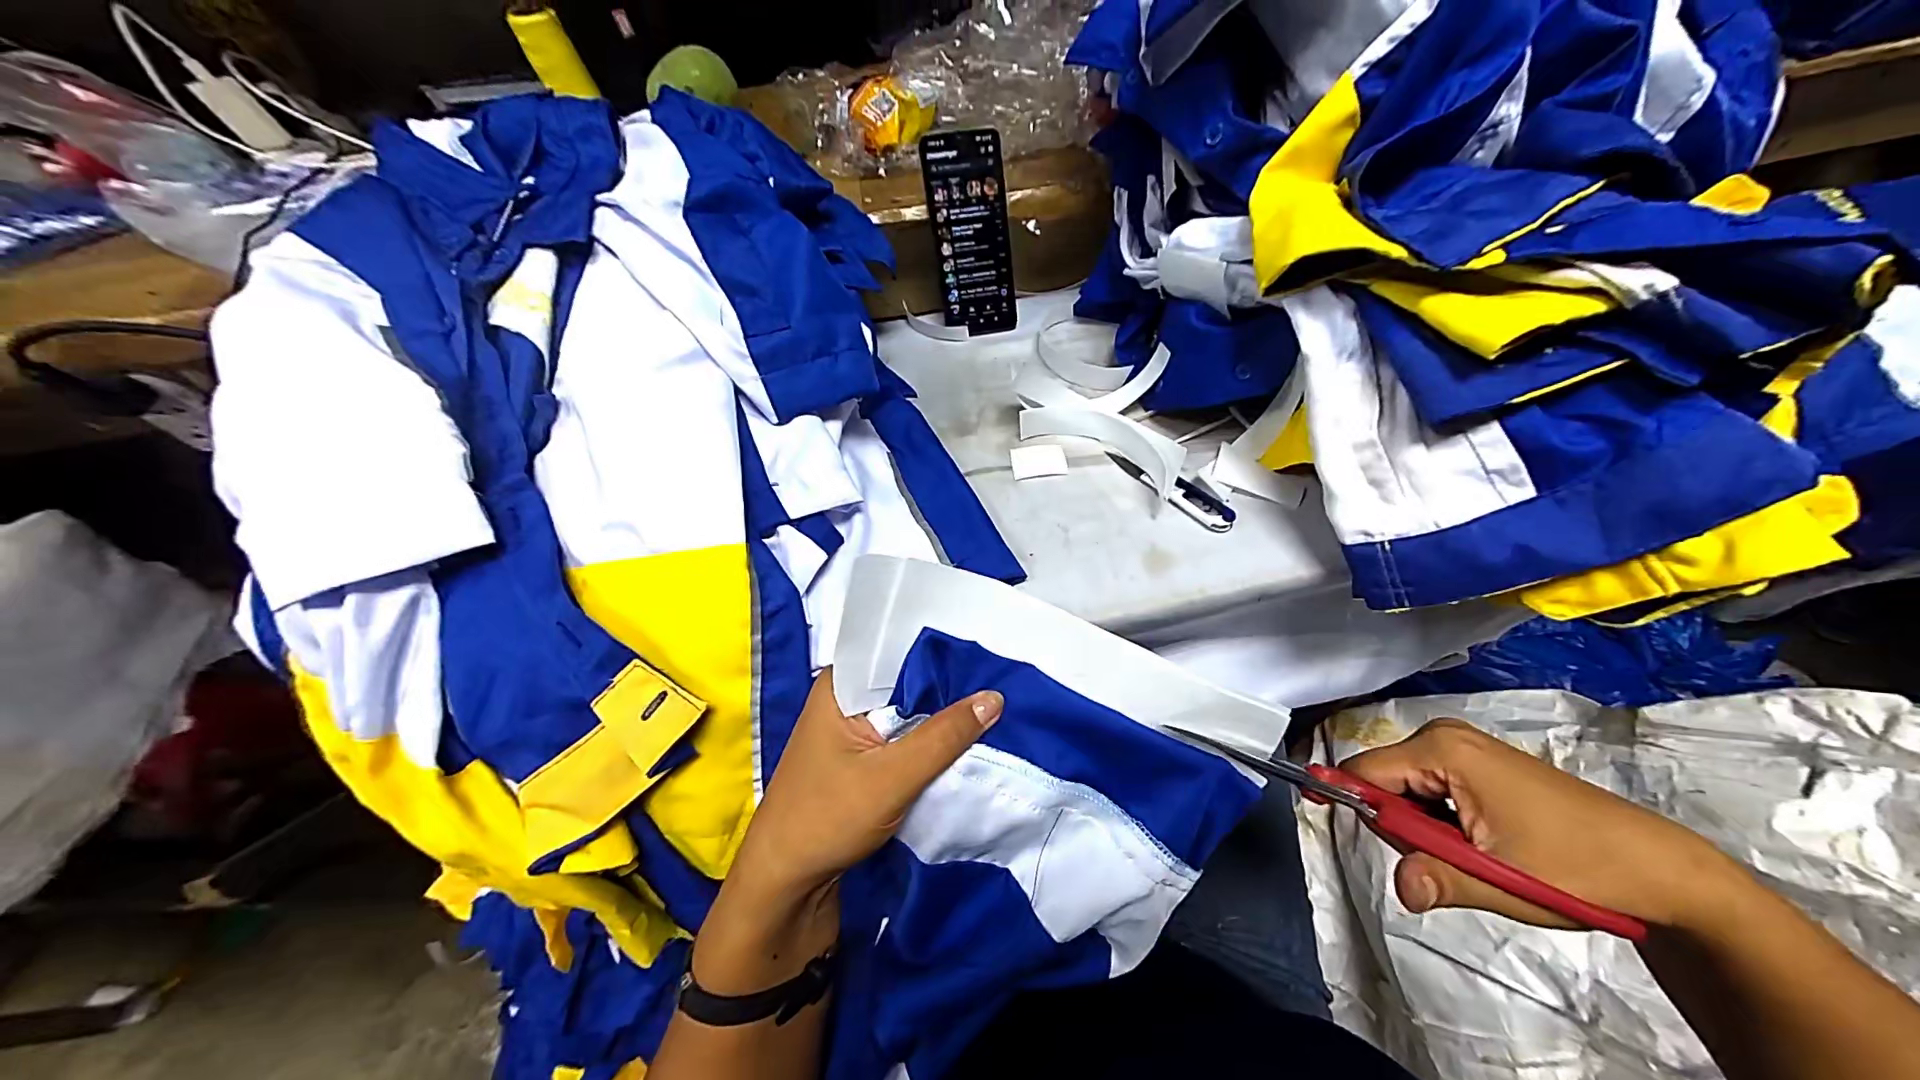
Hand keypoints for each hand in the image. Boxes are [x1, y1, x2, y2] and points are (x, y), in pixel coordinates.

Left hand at [690, 669, 1002, 996]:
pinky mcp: (860, 760)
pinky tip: (961, 740)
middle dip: (945, 687)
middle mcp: (842, 701)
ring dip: (939, 718)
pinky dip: (927, 742)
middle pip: (904, 684)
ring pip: (905, 714)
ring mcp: (850, 732)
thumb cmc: (826, 820)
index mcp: (838, 687)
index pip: (897, 652)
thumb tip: (995, 697)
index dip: (940, 652)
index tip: (985, 653)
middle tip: (997, 680)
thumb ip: (944, 737)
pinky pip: (901, 739)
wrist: (785, 885)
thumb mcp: (893, 777)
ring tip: (990, 706)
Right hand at [1338, 718, 1748, 932]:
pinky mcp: (1476, 763)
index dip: (1349, 802)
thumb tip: (1401, 889)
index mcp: (1442, 750)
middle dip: (1404, 826)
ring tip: (1475, 854)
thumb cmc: (1581, 867)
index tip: (1346, 826)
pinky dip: (1441, 820)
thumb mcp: (1503, 880)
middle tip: (1453, 859)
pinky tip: (1480, 842)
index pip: (1361, 772)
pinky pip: (1428, 788)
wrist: (1660, 870)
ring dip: (1425, 827)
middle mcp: (1444, 737)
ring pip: (1404, 788)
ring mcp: (1462, 748)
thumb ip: (1439, 879)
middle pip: (1382, 781)